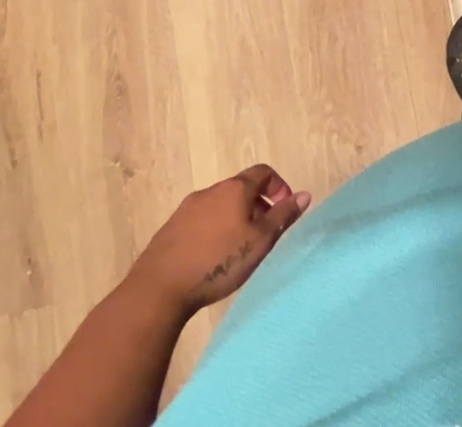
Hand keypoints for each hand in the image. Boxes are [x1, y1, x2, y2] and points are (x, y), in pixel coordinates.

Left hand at [124, 164, 310, 316]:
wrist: (157, 290)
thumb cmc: (218, 261)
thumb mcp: (261, 240)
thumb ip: (284, 215)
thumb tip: (304, 195)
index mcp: (234, 189)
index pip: (263, 172)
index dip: (279, 187)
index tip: (283, 210)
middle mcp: (209, 192)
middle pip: (241, 188)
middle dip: (257, 205)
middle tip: (264, 232)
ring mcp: (185, 210)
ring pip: (220, 206)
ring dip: (235, 218)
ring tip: (239, 247)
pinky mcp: (169, 230)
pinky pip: (200, 221)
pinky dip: (213, 230)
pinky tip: (212, 257)